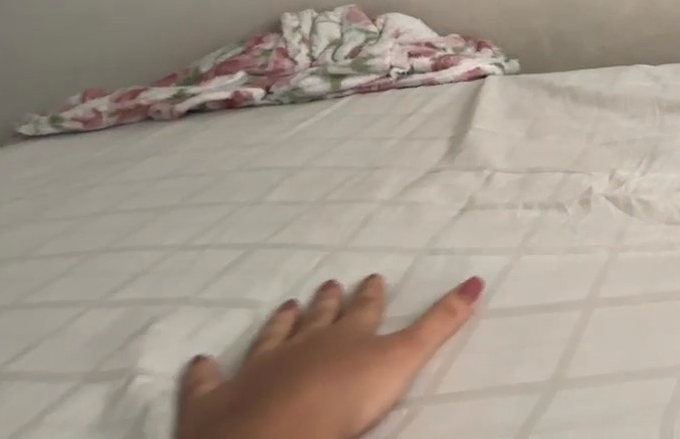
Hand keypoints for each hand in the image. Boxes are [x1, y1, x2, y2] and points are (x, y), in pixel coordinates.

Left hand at [175, 274, 482, 438]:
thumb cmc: (344, 399)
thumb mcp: (403, 359)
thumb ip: (440, 322)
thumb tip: (479, 278)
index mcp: (349, 335)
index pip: (365, 308)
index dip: (370, 293)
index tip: (372, 276)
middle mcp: (304, 343)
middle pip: (318, 317)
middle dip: (327, 300)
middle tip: (330, 283)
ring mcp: (256, 370)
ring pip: (271, 339)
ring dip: (279, 323)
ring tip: (286, 305)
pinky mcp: (213, 404)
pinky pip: (206, 383)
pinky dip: (203, 372)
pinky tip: (200, 361)